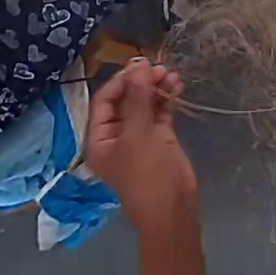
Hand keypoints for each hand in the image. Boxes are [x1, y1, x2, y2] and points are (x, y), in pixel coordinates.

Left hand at [83, 61, 197, 235]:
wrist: (173, 210)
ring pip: (144, 104)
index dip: (121, 80)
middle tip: (159, 68)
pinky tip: (176, 86)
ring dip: (155, 88)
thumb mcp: (139, 134)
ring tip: (171, 75)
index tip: (140, 64)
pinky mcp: (159, 139)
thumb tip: (139, 66)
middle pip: (125, 100)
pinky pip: (159, 113)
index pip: (104, 100)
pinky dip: (166, 99)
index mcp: (99, 138)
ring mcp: (138, 137)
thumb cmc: (147, 174)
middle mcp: (116, 136)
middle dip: (140, 83)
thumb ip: (138, 98)